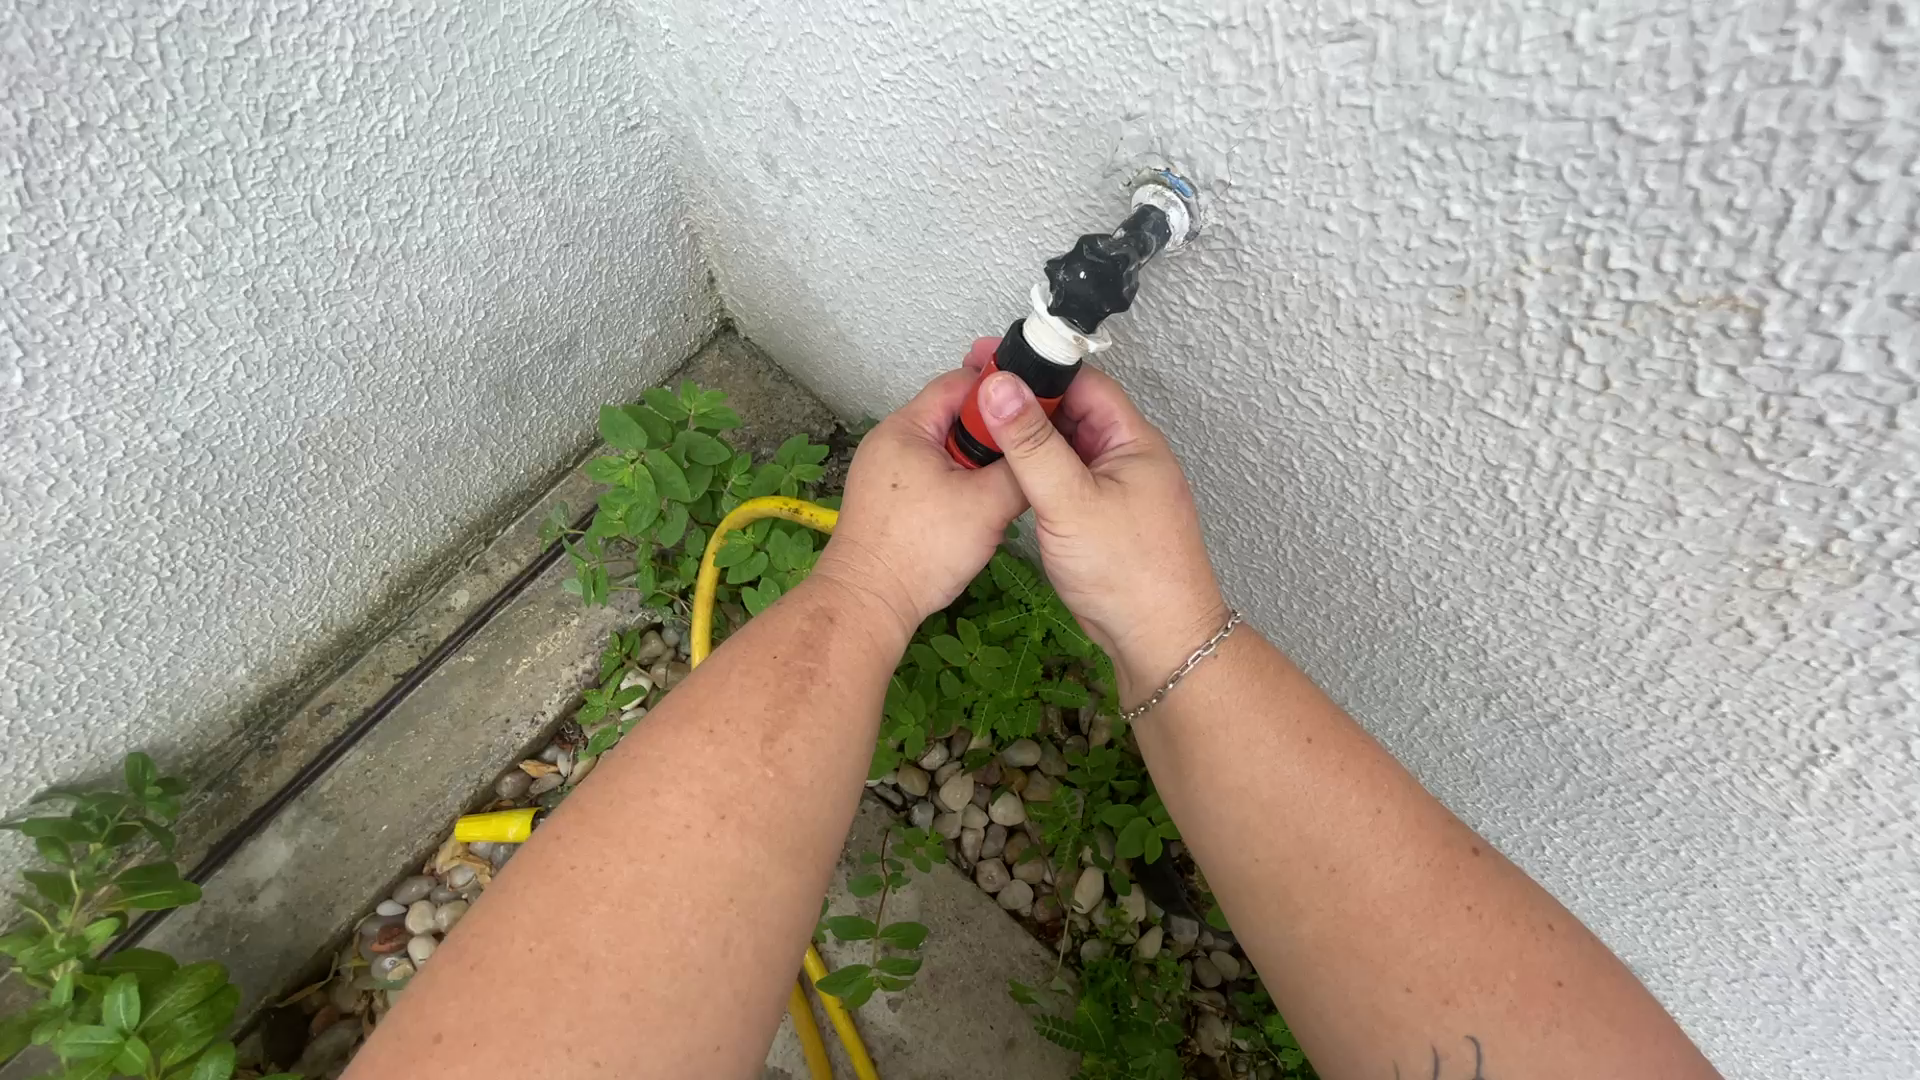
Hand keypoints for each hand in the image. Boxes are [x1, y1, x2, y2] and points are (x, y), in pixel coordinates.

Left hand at [812, 358, 1025, 637]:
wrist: (869, 602)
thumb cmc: (919, 551)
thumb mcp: (987, 505)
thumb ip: (1021, 469)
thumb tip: (1045, 450)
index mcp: (906, 428)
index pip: (960, 383)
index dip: (1003, 391)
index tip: (1037, 407)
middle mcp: (890, 441)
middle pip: (953, 416)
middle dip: (992, 433)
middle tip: (1026, 450)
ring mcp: (885, 471)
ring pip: (945, 448)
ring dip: (976, 461)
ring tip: (1007, 481)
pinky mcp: (889, 498)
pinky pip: (932, 474)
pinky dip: (958, 481)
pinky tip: (980, 504)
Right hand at [969, 338, 1228, 706]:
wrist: (1156, 639)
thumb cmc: (1125, 571)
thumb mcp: (1071, 500)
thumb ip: (1032, 444)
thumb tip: (999, 386)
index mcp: (1132, 440)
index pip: (1083, 384)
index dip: (1037, 369)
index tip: (989, 360)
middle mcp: (1125, 457)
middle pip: (1071, 413)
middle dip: (1025, 403)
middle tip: (973, 394)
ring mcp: (1113, 488)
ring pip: (1064, 448)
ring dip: (1027, 439)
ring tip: (977, 429)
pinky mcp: (1099, 517)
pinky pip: (1063, 479)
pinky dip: (1034, 472)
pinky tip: (1003, 473)